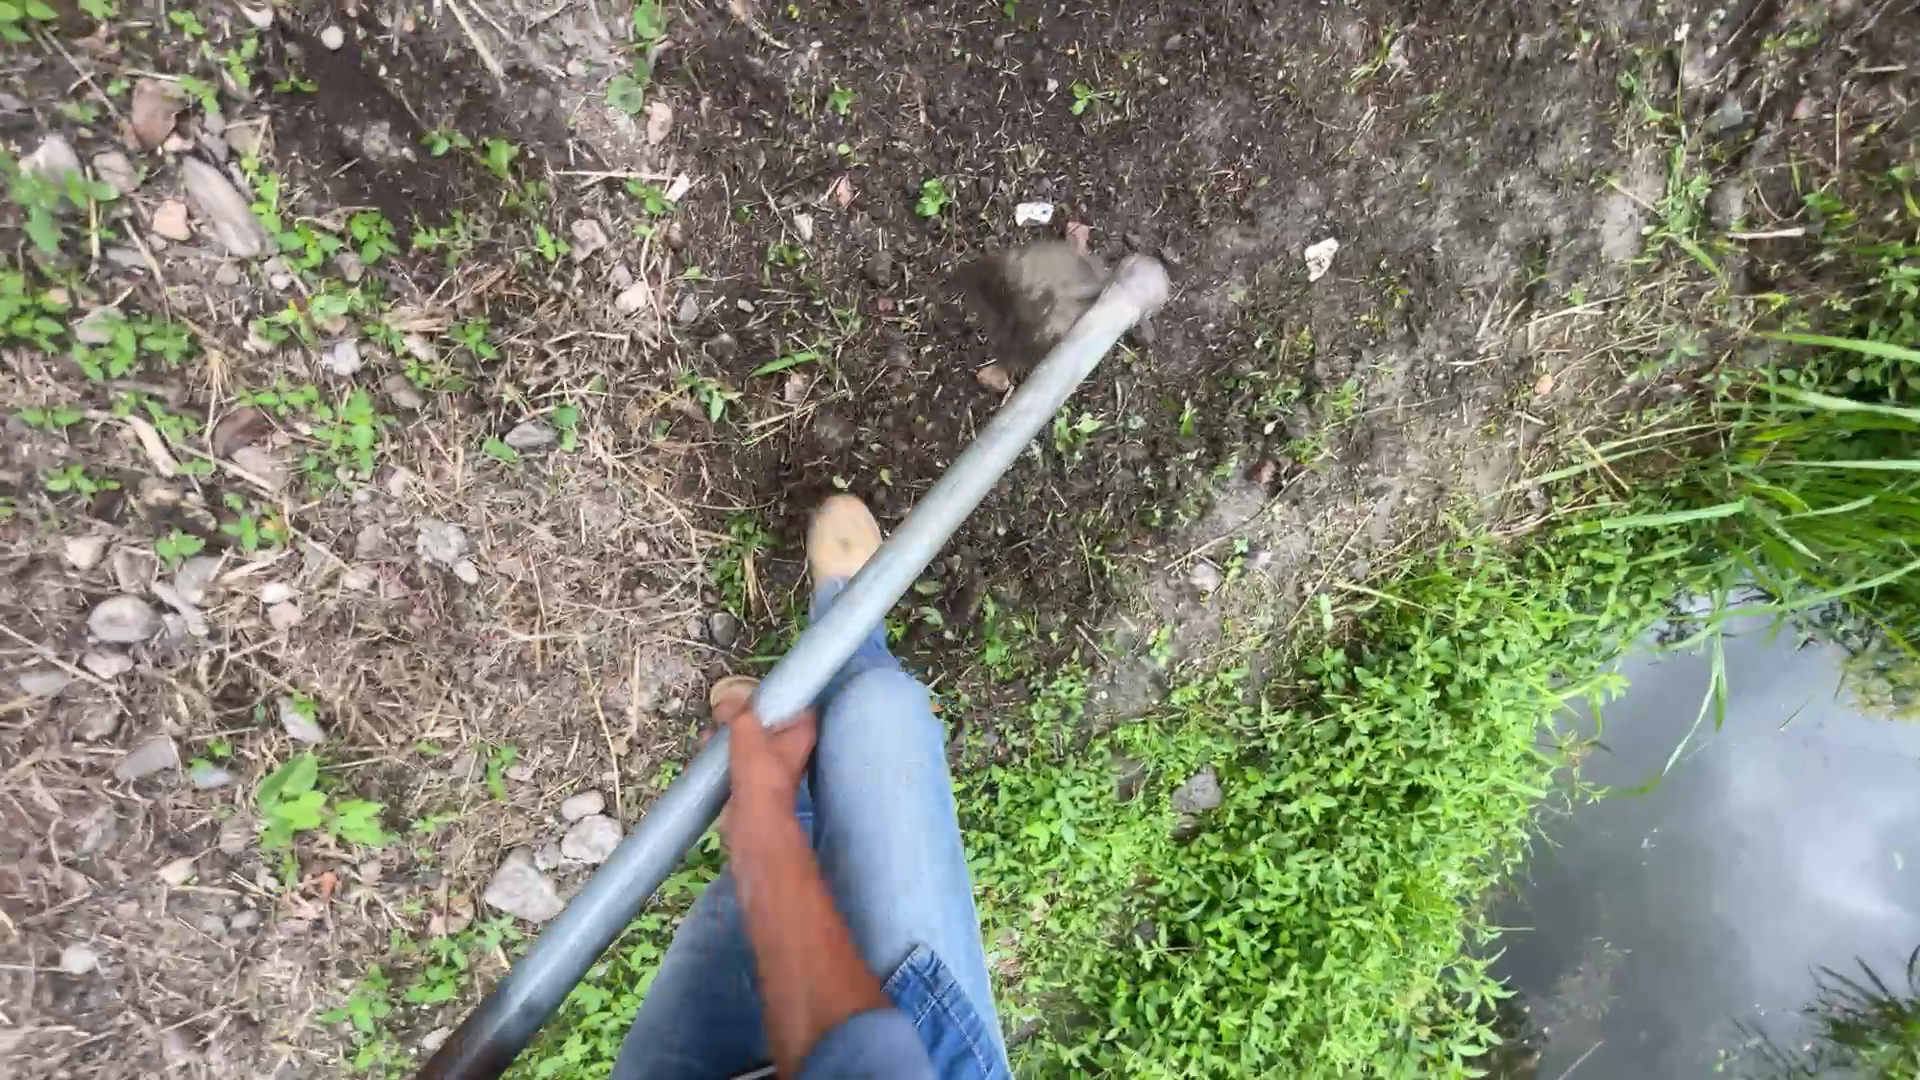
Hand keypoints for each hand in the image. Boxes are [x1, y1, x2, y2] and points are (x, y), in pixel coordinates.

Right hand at [719, 696, 815, 837]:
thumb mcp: (747, 731)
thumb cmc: (759, 772)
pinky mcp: (754, 780)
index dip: (779, 692)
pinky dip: (723, 755)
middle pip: (768, 720)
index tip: (757, 689)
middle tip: (723, 711)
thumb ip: (737, 711)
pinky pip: (738, 760)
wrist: (752, 822)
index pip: (797, 701)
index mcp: (801, 730)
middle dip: (742, 716)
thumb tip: (724, 702)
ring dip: (728, 736)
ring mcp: (773, 764)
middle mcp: (792, 746)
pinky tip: (704, 752)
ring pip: (749, 740)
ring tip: (708, 735)